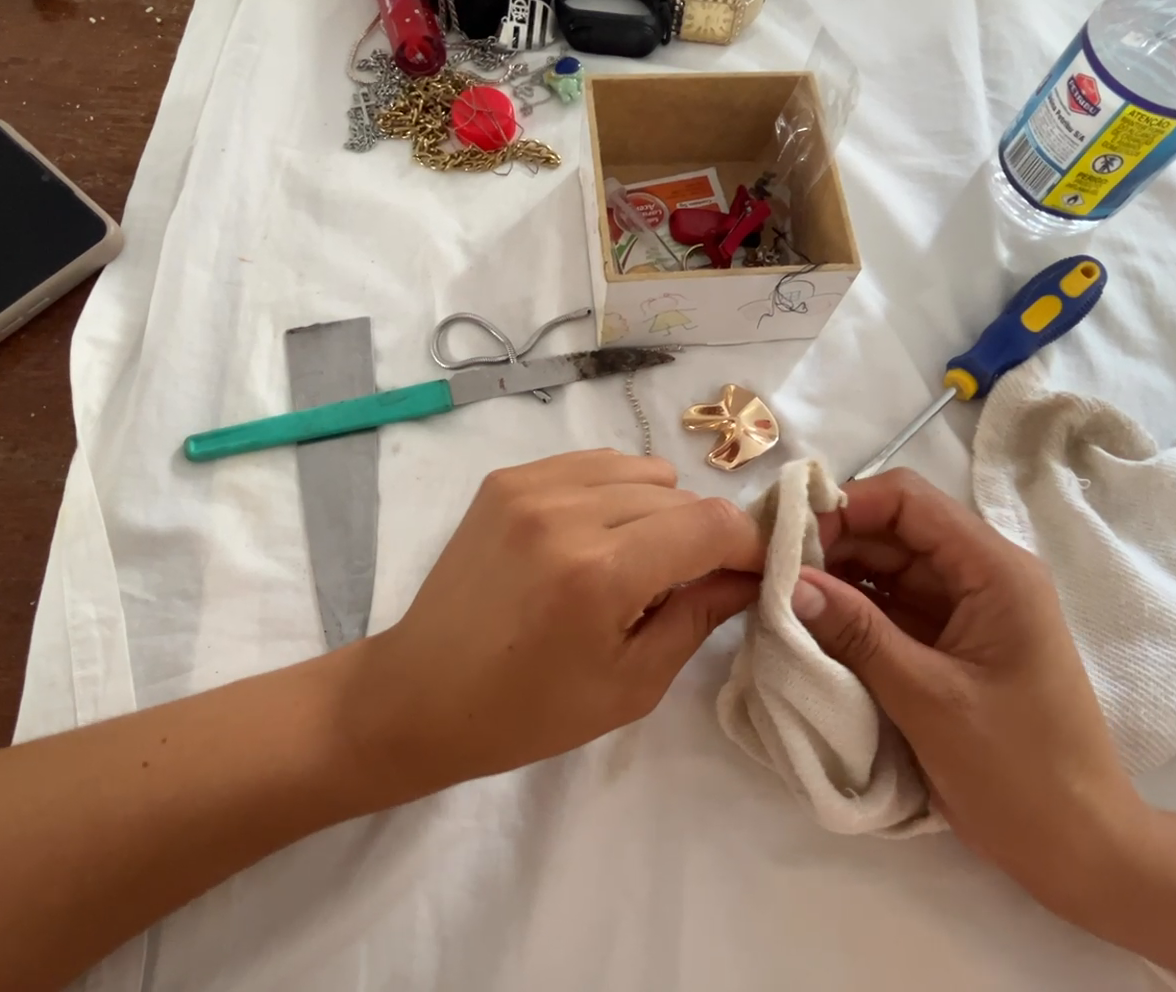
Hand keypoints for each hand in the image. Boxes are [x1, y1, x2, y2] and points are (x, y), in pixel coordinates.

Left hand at [351, 450, 762, 796]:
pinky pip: (595, 465)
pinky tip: (595, 538)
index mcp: (599, 572)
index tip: (755, 573)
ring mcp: (530, 486)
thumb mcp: (632, 684)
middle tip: (689, 584)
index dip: (750, 545)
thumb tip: (753, 573)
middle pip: (681, 495)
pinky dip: (615, 495)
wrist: (420, 693)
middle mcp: (566, 511)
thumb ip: (701, 616)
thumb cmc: (529, 711)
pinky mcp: (507, 478)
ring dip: (660, 511)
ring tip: (635, 561)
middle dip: (704, 537)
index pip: (713, 523)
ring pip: (642, 471)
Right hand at [793, 468, 1145, 905]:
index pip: (908, 501)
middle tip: (769, 570)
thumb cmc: (1016, 768)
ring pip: (884, 567)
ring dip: (834, 576)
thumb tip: (789, 581)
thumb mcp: (928, 698)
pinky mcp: (946, 642)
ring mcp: (962, 609)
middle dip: (830, 541)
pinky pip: (888, 606)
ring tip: (778, 595)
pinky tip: (807, 622)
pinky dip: (848, 610)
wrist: (1076, 846)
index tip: (787, 536)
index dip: (844, 505)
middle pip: (891, 529)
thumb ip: (857, 633)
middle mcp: (980, 575)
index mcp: (994, 571)